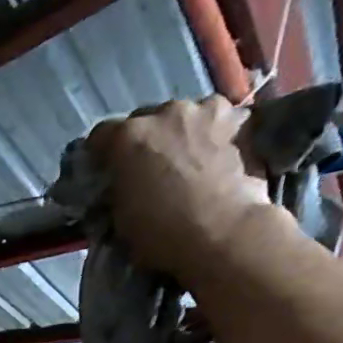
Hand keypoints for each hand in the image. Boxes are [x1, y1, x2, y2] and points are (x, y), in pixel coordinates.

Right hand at [86, 97, 281, 281]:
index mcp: (126, 137)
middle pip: (145, 120)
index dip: (100, 154)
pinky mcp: (242, 118)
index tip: (104, 169)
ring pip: (184, 116)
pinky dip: (213, 132)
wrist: (222, 231)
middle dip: (143, 140)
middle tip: (147, 167)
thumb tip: (120, 182)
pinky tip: (216, 153)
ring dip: (180, 132)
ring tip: (185, 158)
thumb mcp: (118, 214)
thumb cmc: (159, 231)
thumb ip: (117, 186)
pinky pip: (218, 120)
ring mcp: (206, 110)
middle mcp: (164, 113)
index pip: (100, 135)